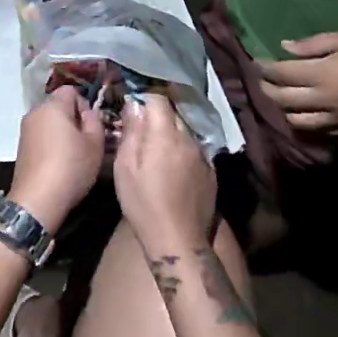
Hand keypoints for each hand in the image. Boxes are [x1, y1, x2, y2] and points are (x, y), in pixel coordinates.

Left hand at [8, 87, 105, 234]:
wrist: (38, 200)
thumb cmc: (70, 167)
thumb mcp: (94, 144)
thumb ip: (95, 121)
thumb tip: (89, 112)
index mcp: (52, 106)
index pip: (70, 90)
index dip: (85, 105)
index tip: (92, 126)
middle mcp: (34, 112)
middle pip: (59, 106)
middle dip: (74, 119)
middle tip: (87, 142)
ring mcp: (25, 130)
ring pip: (50, 122)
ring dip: (63, 132)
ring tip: (75, 155)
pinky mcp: (22, 147)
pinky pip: (41, 136)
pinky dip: (52, 144)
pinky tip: (60, 164)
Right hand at [113, 95, 215, 253]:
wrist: (178, 239)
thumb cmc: (143, 202)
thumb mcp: (126, 166)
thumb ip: (132, 132)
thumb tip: (134, 104)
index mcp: (165, 134)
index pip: (158, 99)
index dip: (144, 97)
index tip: (132, 104)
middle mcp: (188, 139)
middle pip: (174, 113)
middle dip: (158, 113)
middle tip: (141, 124)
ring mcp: (203, 155)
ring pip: (186, 130)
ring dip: (171, 131)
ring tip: (156, 144)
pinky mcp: (211, 172)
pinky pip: (195, 148)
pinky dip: (183, 148)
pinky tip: (173, 163)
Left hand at [259, 31, 337, 129]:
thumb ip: (313, 45)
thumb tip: (284, 48)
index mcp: (321, 74)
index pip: (280, 74)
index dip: (264, 68)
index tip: (257, 61)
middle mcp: (323, 99)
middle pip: (282, 98)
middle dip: (266, 88)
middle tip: (263, 78)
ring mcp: (336, 117)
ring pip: (296, 119)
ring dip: (283, 108)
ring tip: (281, 95)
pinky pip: (319, 130)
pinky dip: (306, 123)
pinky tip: (305, 113)